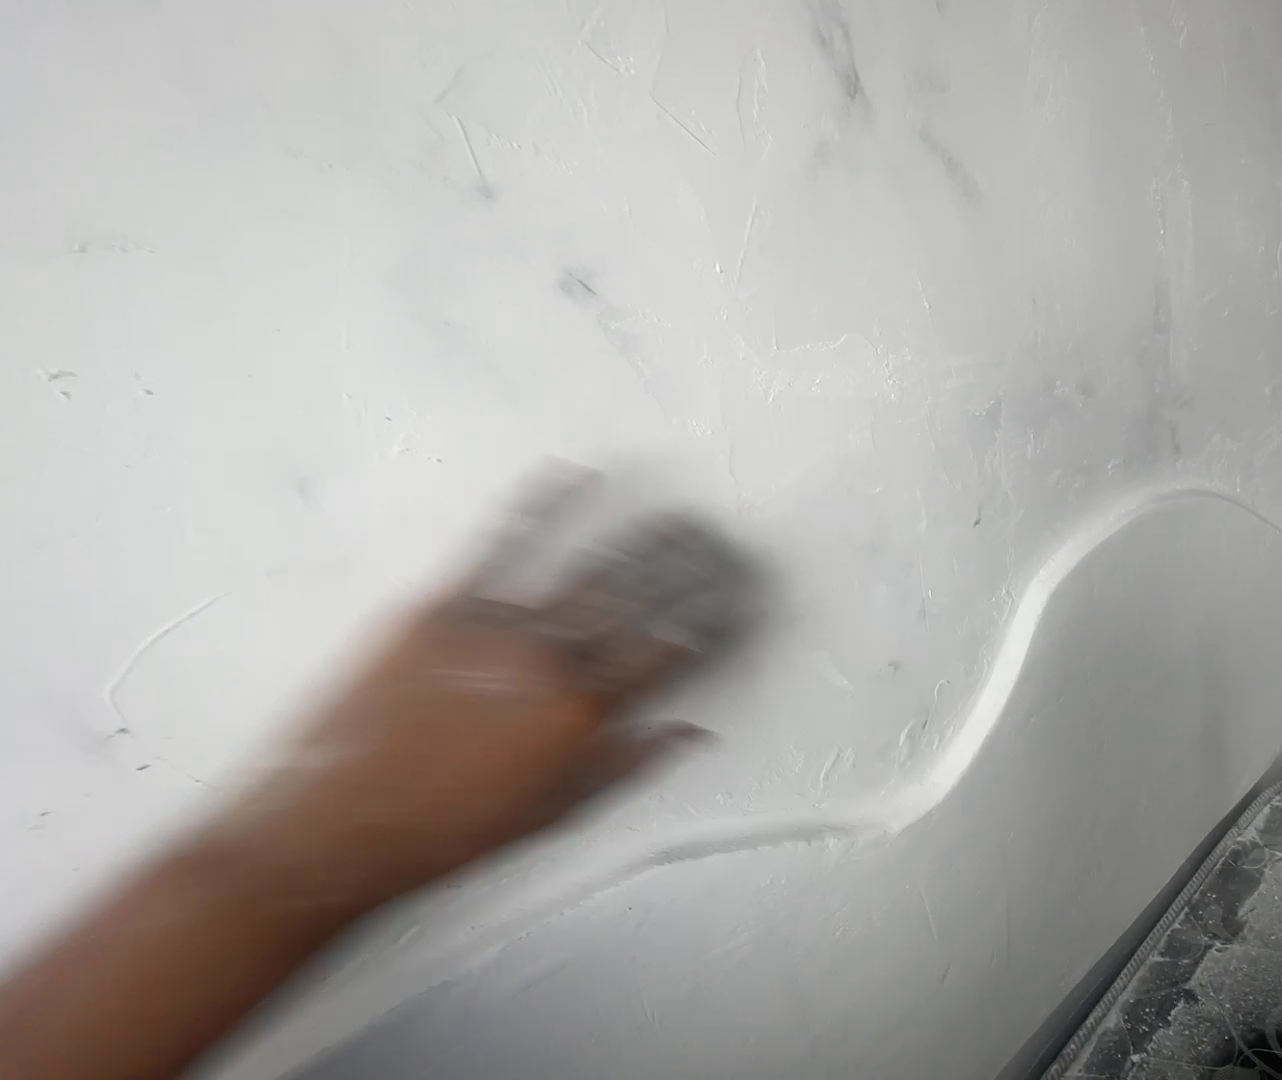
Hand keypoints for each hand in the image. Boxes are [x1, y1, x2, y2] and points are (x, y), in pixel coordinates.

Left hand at [203, 466, 754, 916]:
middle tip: (725, 541)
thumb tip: (698, 730)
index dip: (717, 620)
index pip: (674, 650)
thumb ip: (632, 763)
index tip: (745, 597)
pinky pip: (502, 541)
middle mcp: (555, 661)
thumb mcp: (556, 811)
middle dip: (694, 567)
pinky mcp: (444, 606)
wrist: (322, 837)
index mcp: (585, 713)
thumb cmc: (449, 833)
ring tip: (683, 517)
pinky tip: (574, 473)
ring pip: (593, 569)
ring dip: (645, 539)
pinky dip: (542, 503)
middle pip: (644, 600)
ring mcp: (500, 626)